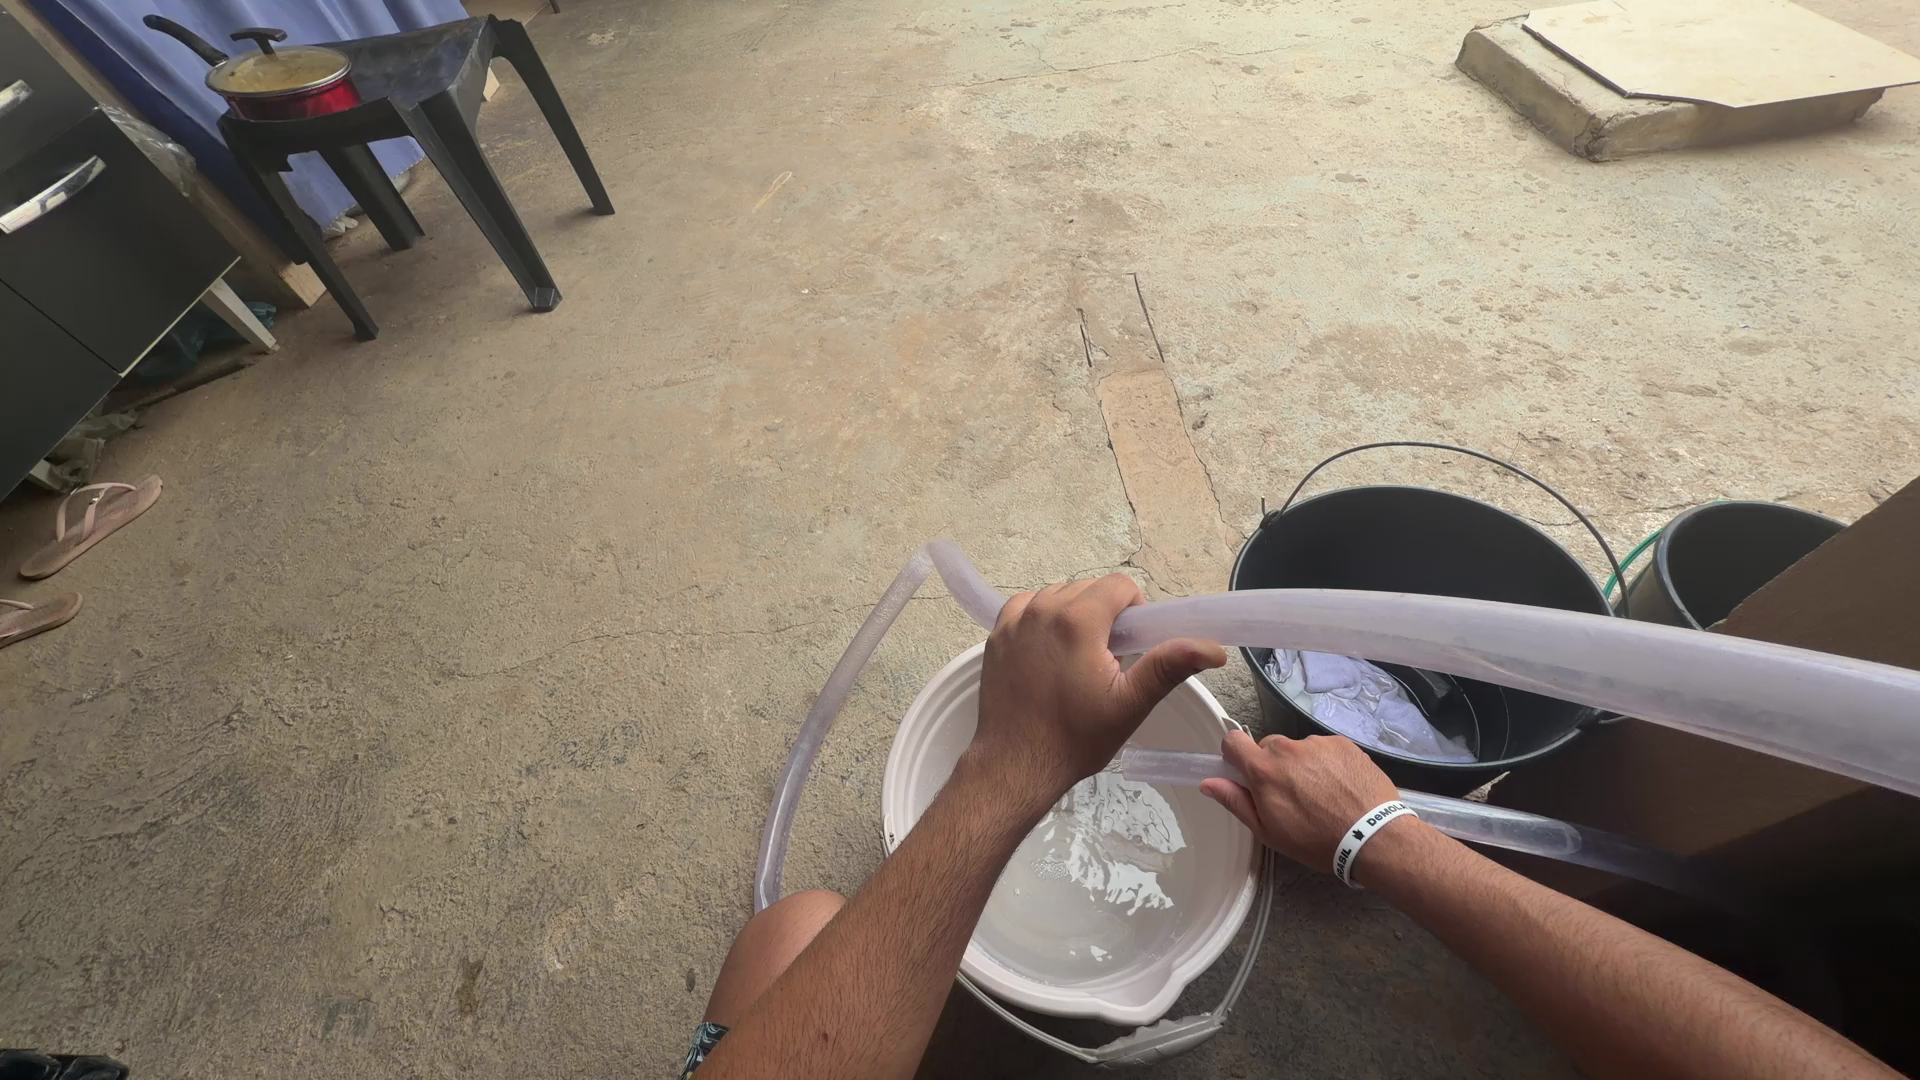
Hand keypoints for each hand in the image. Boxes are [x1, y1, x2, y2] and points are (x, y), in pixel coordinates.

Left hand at [965, 574, 1225, 815]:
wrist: (1016, 764)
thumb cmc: (1075, 737)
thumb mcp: (1130, 704)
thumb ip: (1169, 666)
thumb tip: (1213, 648)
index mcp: (1078, 620)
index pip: (1119, 584)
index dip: (1134, 610)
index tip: (1130, 645)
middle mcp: (1043, 609)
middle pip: (1089, 588)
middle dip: (1104, 615)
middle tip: (1106, 658)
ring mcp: (1014, 620)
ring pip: (1057, 595)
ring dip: (1073, 614)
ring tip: (1077, 657)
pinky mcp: (996, 634)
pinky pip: (1026, 606)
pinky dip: (1041, 618)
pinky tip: (1048, 650)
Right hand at [1200, 730, 1400, 870]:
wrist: (1375, 837)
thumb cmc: (1317, 840)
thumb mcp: (1269, 831)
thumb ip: (1236, 802)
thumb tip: (1208, 783)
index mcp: (1263, 769)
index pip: (1232, 740)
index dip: (1234, 755)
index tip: (1244, 773)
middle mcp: (1286, 748)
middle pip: (1268, 747)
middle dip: (1272, 765)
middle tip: (1289, 793)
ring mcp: (1316, 743)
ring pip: (1297, 749)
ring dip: (1301, 765)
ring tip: (1322, 794)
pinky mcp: (1342, 743)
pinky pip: (1323, 748)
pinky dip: (1326, 763)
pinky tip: (1340, 786)